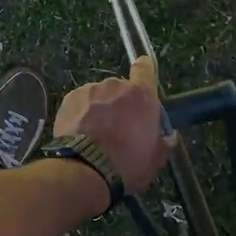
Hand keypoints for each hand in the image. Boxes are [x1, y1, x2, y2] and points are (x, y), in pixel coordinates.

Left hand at [53, 57, 171, 192]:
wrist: (85, 168)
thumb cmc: (128, 163)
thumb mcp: (155, 158)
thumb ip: (162, 141)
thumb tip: (166, 136)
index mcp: (141, 96)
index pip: (145, 70)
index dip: (145, 69)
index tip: (144, 67)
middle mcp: (114, 86)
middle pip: (121, 90)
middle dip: (122, 104)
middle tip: (120, 127)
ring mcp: (89, 90)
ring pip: (99, 96)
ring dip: (101, 108)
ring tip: (97, 134)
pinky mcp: (69, 99)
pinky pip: (81, 103)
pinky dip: (82, 113)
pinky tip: (82, 132)